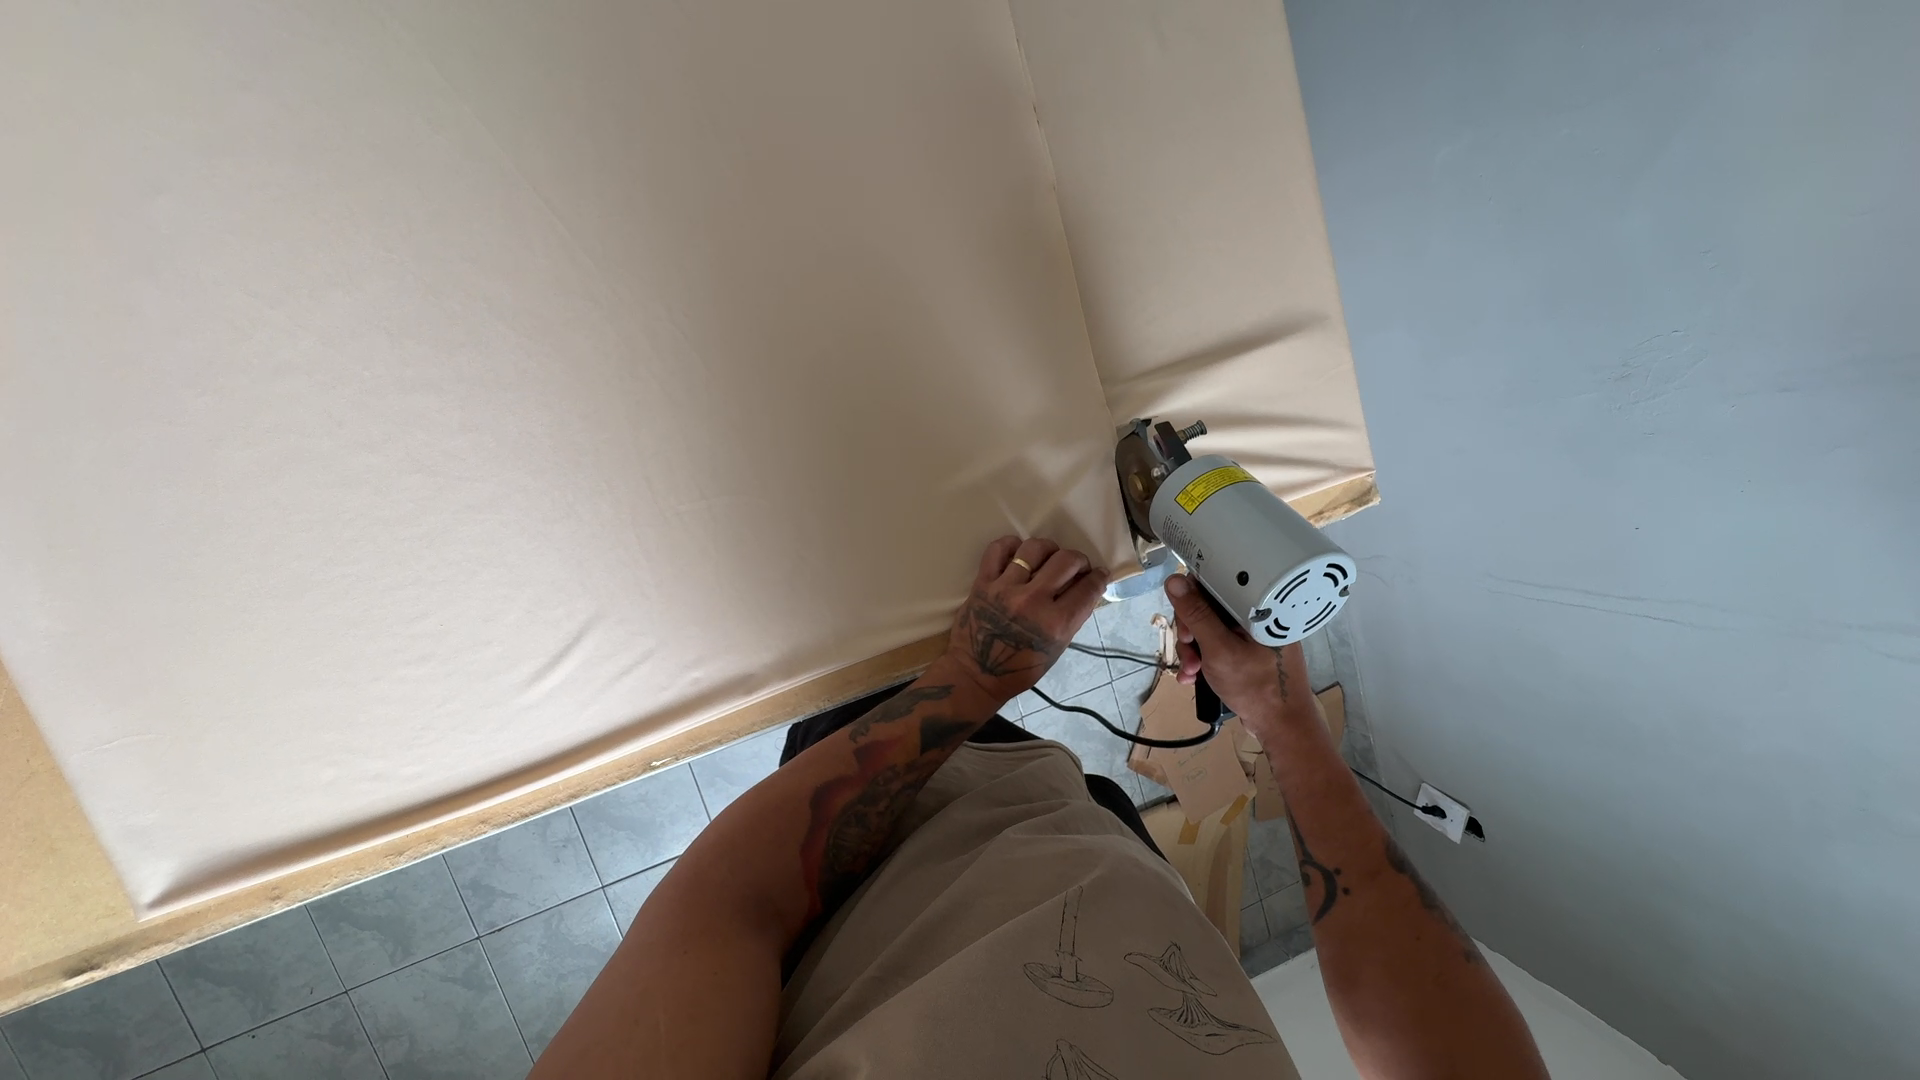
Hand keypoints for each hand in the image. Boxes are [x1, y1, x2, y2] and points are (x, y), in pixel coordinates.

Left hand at [943, 536, 1107, 704]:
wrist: (976, 675)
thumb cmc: (1020, 668)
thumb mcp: (1056, 648)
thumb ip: (1071, 618)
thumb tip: (1084, 589)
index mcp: (1056, 624)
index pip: (1088, 588)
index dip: (1099, 578)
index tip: (1098, 574)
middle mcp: (1033, 601)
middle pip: (1066, 560)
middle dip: (1079, 560)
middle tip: (1076, 567)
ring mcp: (1006, 589)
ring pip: (1035, 548)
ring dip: (1048, 549)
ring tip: (1048, 558)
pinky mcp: (983, 583)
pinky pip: (998, 549)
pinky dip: (1011, 545)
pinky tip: (1018, 554)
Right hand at [1163, 573, 1308, 723]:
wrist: (1283, 727)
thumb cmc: (1255, 687)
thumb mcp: (1219, 649)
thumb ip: (1196, 615)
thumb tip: (1174, 580)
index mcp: (1255, 607)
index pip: (1215, 585)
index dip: (1191, 601)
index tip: (1185, 626)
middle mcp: (1254, 616)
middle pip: (1207, 609)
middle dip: (1190, 632)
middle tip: (1188, 652)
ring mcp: (1250, 636)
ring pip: (1208, 630)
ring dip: (1192, 650)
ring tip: (1190, 672)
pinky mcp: (1247, 653)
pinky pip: (1217, 646)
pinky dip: (1203, 659)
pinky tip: (1193, 677)